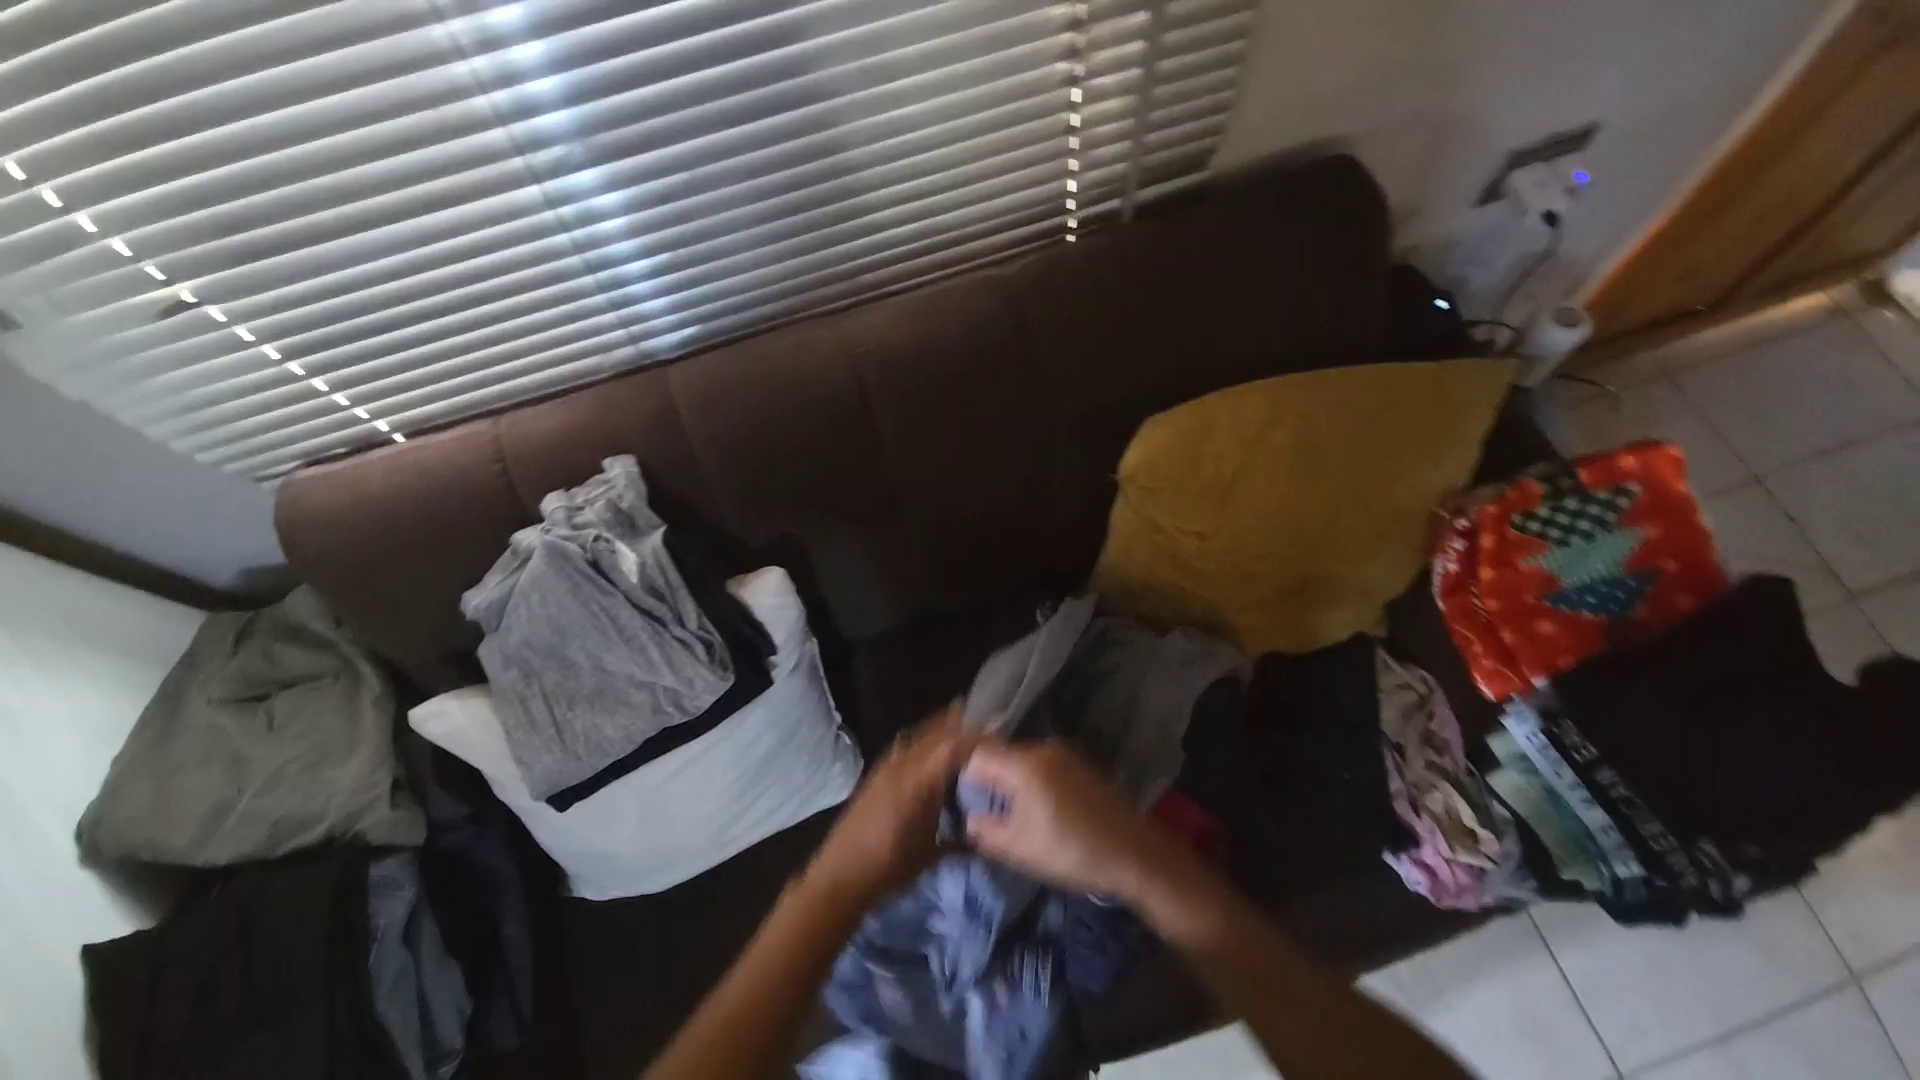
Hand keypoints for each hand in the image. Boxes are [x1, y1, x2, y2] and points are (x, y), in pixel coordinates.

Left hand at [804, 703, 979, 908]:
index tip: (999, 741)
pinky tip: (933, 756)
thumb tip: (986, 835)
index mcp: (917, 780)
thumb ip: (961, 840)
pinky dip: (922, 744)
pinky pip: (904, 748)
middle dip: (962, 728)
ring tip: (965, 734)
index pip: (953, 745)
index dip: (977, 739)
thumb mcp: (931, 854)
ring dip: (941, 731)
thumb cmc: (889, 868)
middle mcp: (901, 765)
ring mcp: (885, 768)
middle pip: (936, 733)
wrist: (839, 877)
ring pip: (918, 737)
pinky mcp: (876, 775)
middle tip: (988, 732)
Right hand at [960, 739, 1182, 902]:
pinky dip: (1034, 785)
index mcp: (1025, 765)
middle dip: (990, 782)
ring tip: (1016, 819)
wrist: (1136, 854)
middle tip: (987, 815)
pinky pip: (1044, 768)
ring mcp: (1066, 756)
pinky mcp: (1082, 767)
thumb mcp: (1019, 849)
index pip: (979, 754)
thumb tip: (971, 819)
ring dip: (1013, 786)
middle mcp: (1044, 750)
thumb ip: (985, 830)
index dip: (965, 775)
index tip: (962, 800)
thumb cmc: (1072, 852)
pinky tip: (1043, 814)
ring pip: (1023, 763)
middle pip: (1002, 756)